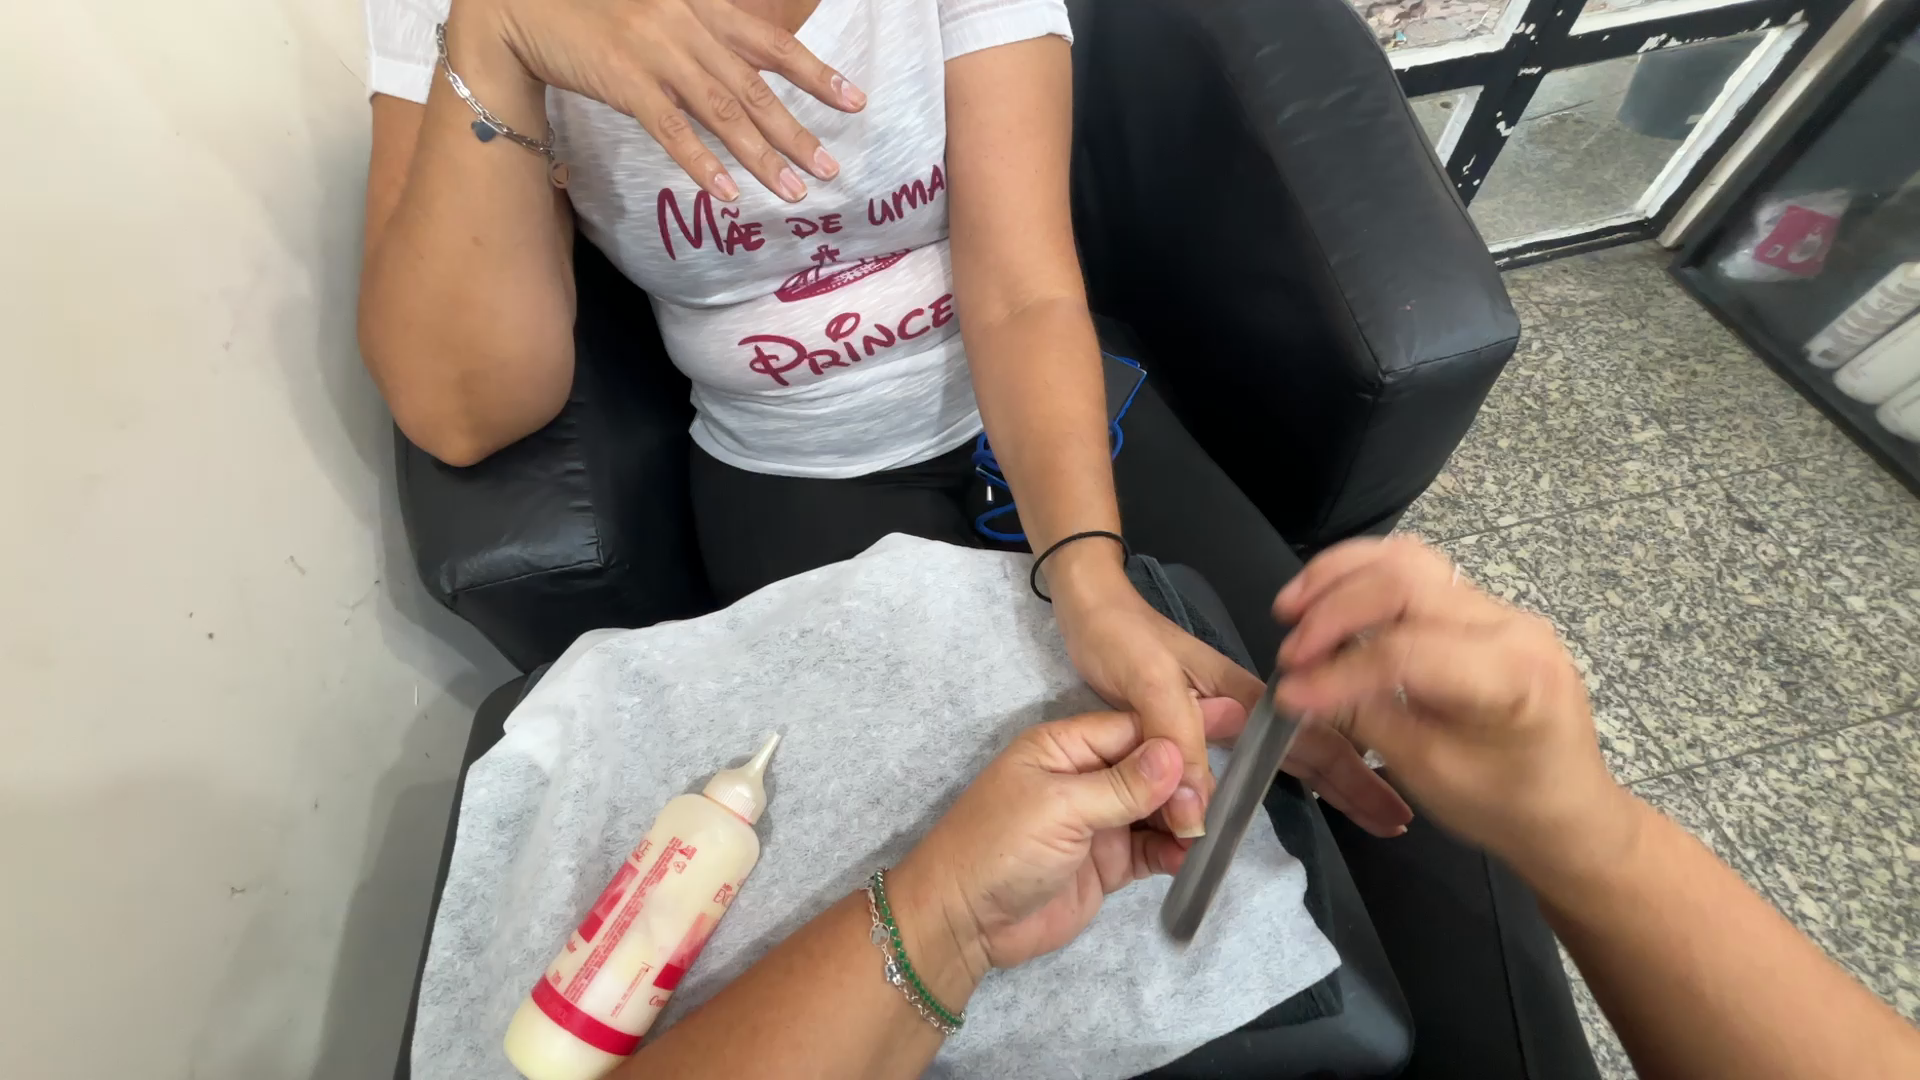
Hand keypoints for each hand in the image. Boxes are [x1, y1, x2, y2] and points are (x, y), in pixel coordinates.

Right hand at [456, 0, 863, 201]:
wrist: (524, 0)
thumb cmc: (601, 7)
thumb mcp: (664, 8)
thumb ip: (709, 33)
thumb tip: (754, 68)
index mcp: (702, 6)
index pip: (771, 44)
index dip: (816, 74)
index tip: (855, 102)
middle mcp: (686, 26)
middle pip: (755, 88)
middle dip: (797, 132)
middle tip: (831, 169)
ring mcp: (655, 53)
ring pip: (722, 113)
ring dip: (761, 156)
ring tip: (794, 192)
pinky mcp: (624, 81)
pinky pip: (671, 130)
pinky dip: (701, 162)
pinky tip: (728, 193)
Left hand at [893, 703, 1244, 979]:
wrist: (966, 921)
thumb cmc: (1002, 846)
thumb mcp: (1060, 806)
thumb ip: (1122, 784)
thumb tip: (1175, 751)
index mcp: (1065, 747)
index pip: (1131, 729)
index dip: (1173, 737)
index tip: (1221, 743)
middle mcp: (1085, 776)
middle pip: (1149, 768)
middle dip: (1183, 780)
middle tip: (1216, 799)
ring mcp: (1098, 820)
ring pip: (1155, 808)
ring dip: (1183, 816)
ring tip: (1212, 827)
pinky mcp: (1107, 861)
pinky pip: (1150, 849)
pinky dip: (1173, 851)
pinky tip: (1193, 855)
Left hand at [1050, 562, 1411, 839]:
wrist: (1087, 607)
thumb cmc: (1119, 636)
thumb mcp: (1149, 684)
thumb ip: (1178, 744)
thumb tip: (1202, 820)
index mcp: (1238, 694)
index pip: (1309, 738)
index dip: (1351, 775)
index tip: (1394, 812)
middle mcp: (1233, 707)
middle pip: (1304, 749)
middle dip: (1350, 784)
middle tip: (1394, 823)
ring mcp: (1210, 716)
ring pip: (1272, 758)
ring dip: (1315, 785)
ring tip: (1357, 814)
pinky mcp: (1183, 726)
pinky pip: (1231, 764)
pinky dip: (1257, 786)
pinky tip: (1268, 798)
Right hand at [1272, 536, 1636, 876]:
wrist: (1569, 809)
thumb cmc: (1504, 802)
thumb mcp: (1427, 770)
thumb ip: (1362, 715)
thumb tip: (1299, 686)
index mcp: (1512, 676)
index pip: (1405, 652)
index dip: (1337, 671)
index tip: (1289, 696)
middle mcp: (1509, 625)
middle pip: (1403, 584)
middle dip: (1333, 611)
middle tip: (1289, 649)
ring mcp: (1493, 607)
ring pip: (1404, 559)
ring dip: (1338, 576)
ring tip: (1292, 606)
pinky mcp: (1473, 604)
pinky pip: (1410, 567)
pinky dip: (1357, 573)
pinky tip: (1324, 592)